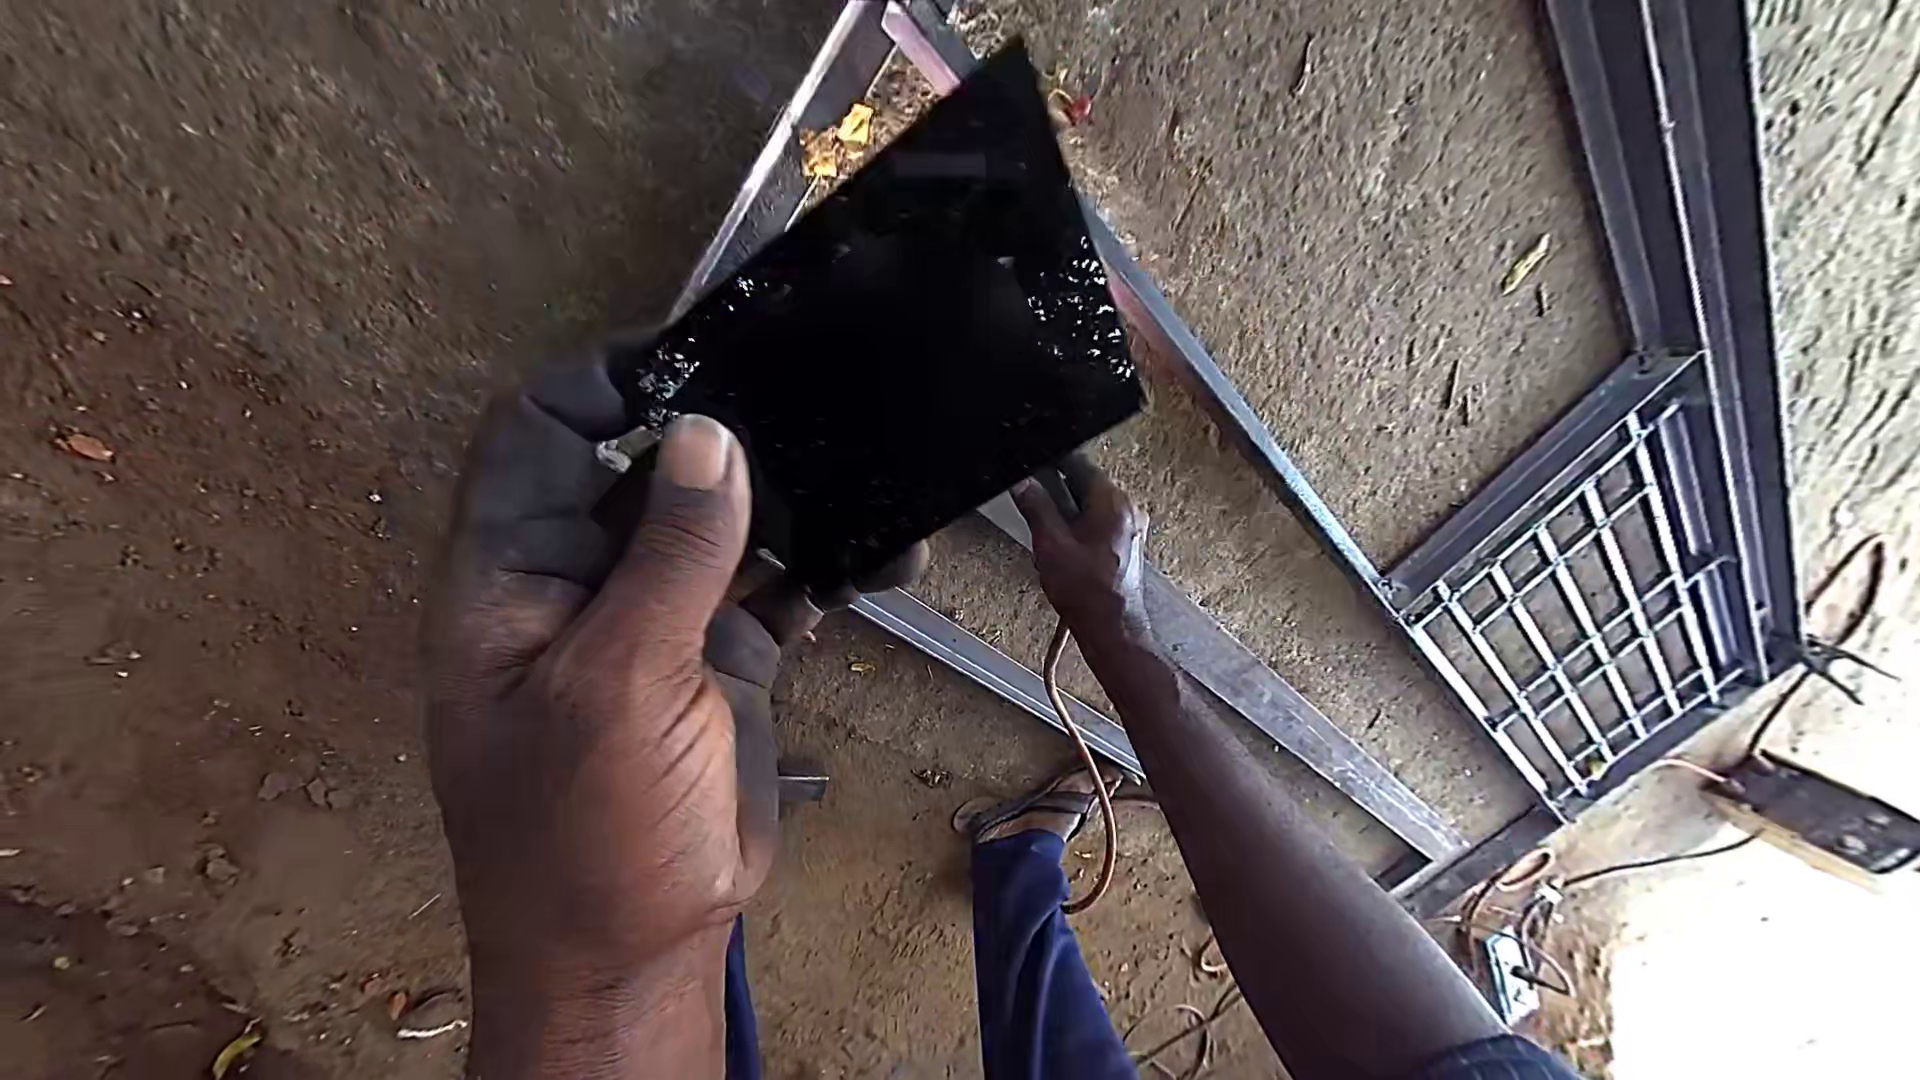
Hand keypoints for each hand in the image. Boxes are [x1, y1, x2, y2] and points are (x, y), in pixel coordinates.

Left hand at [423, 351, 921, 1075]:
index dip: (604, 380)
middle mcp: (594, 580)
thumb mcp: (619, 684)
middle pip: (652, 471)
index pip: (544, 433)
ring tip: (860, 474)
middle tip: (806, 402)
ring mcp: (669, 616)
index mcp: (521, 575)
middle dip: (723, 438)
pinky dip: (826, 565)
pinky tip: (879, 554)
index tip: (692, 352)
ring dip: (792, 505)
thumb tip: (708, 436)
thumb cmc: (590, 831)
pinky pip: (781, 584)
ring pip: (730, 527)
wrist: (648, 942)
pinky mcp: (732, 651)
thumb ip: (668, 557)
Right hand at [1010, 453, 1149, 644]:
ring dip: (1068, 512)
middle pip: (1085, 484)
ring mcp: (1130, 526)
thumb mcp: (1050, 544)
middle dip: (1058, 493)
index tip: (1032, 469)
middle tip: (1036, 506)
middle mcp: (1128, 509)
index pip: (1078, 464)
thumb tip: (1023, 483)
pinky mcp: (1127, 542)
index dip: (1050, 464)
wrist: (1111, 627)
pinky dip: (1080, 527)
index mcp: (1113, 502)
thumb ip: (1035, 507)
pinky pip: (1099, 521)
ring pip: (1091, 504)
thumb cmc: (1087, 592)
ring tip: (1051, 536)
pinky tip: (1066, 549)